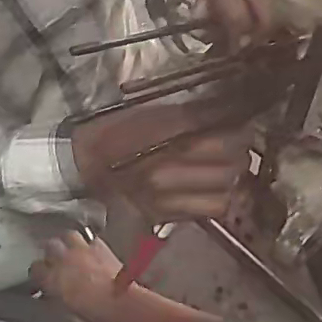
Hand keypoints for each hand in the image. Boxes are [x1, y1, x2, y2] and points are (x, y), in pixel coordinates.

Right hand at [30, 230, 126, 321]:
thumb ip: (54, 294)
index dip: (39, 271)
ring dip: (69, 241)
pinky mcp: (101, 246)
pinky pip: (91, 238)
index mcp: (50, 278)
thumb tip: (54, 292)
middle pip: (50, 245)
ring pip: (69, 235)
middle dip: (51, 250)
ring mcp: (82, 250)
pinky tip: (93, 250)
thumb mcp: (63, 308)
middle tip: (56, 259)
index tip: (42, 275)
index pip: (35, 268)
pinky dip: (90, 243)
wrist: (117, 303)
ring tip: (72, 248)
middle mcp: (63, 260)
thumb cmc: (91, 313)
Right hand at [72, 97, 252, 221]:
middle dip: (240, 150)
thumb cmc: (117, 130)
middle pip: (231, 159)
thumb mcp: (152, 111)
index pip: (221, 130)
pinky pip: (215, 208)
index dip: (239, 127)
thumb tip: (231, 107)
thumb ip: (194, 112)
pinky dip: (223, 197)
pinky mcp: (169, 214)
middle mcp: (168, 168)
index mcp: (163, 135)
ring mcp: (169, 195)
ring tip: (227, 166)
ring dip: (233, 175)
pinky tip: (216, 188)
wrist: (81, 167)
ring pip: (227, 186)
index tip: (240, 123)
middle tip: (236, 143)